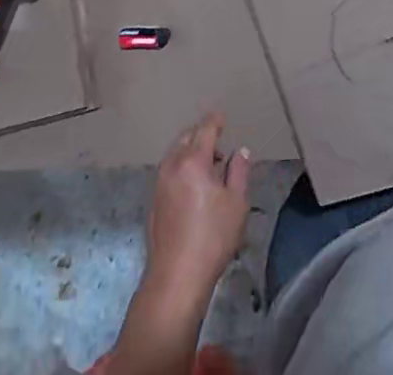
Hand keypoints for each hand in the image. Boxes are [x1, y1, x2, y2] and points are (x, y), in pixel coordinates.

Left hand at [145, 113, 251, 292]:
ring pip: (174, 155)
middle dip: (200, 135)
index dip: (214, 121)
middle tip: (218, 144)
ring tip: (209, 167)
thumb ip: (238, 172)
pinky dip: (181, 167)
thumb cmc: (213, 237)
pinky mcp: (153, 202)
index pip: (204, 131)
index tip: (221, 117)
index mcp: (193, 162)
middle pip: (185, 139)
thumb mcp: (236, 203)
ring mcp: (159, 184)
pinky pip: (168, 171)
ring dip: (190, 152)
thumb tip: (239, 151)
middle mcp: (172, 167)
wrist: (176, 276)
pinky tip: (193, 186)